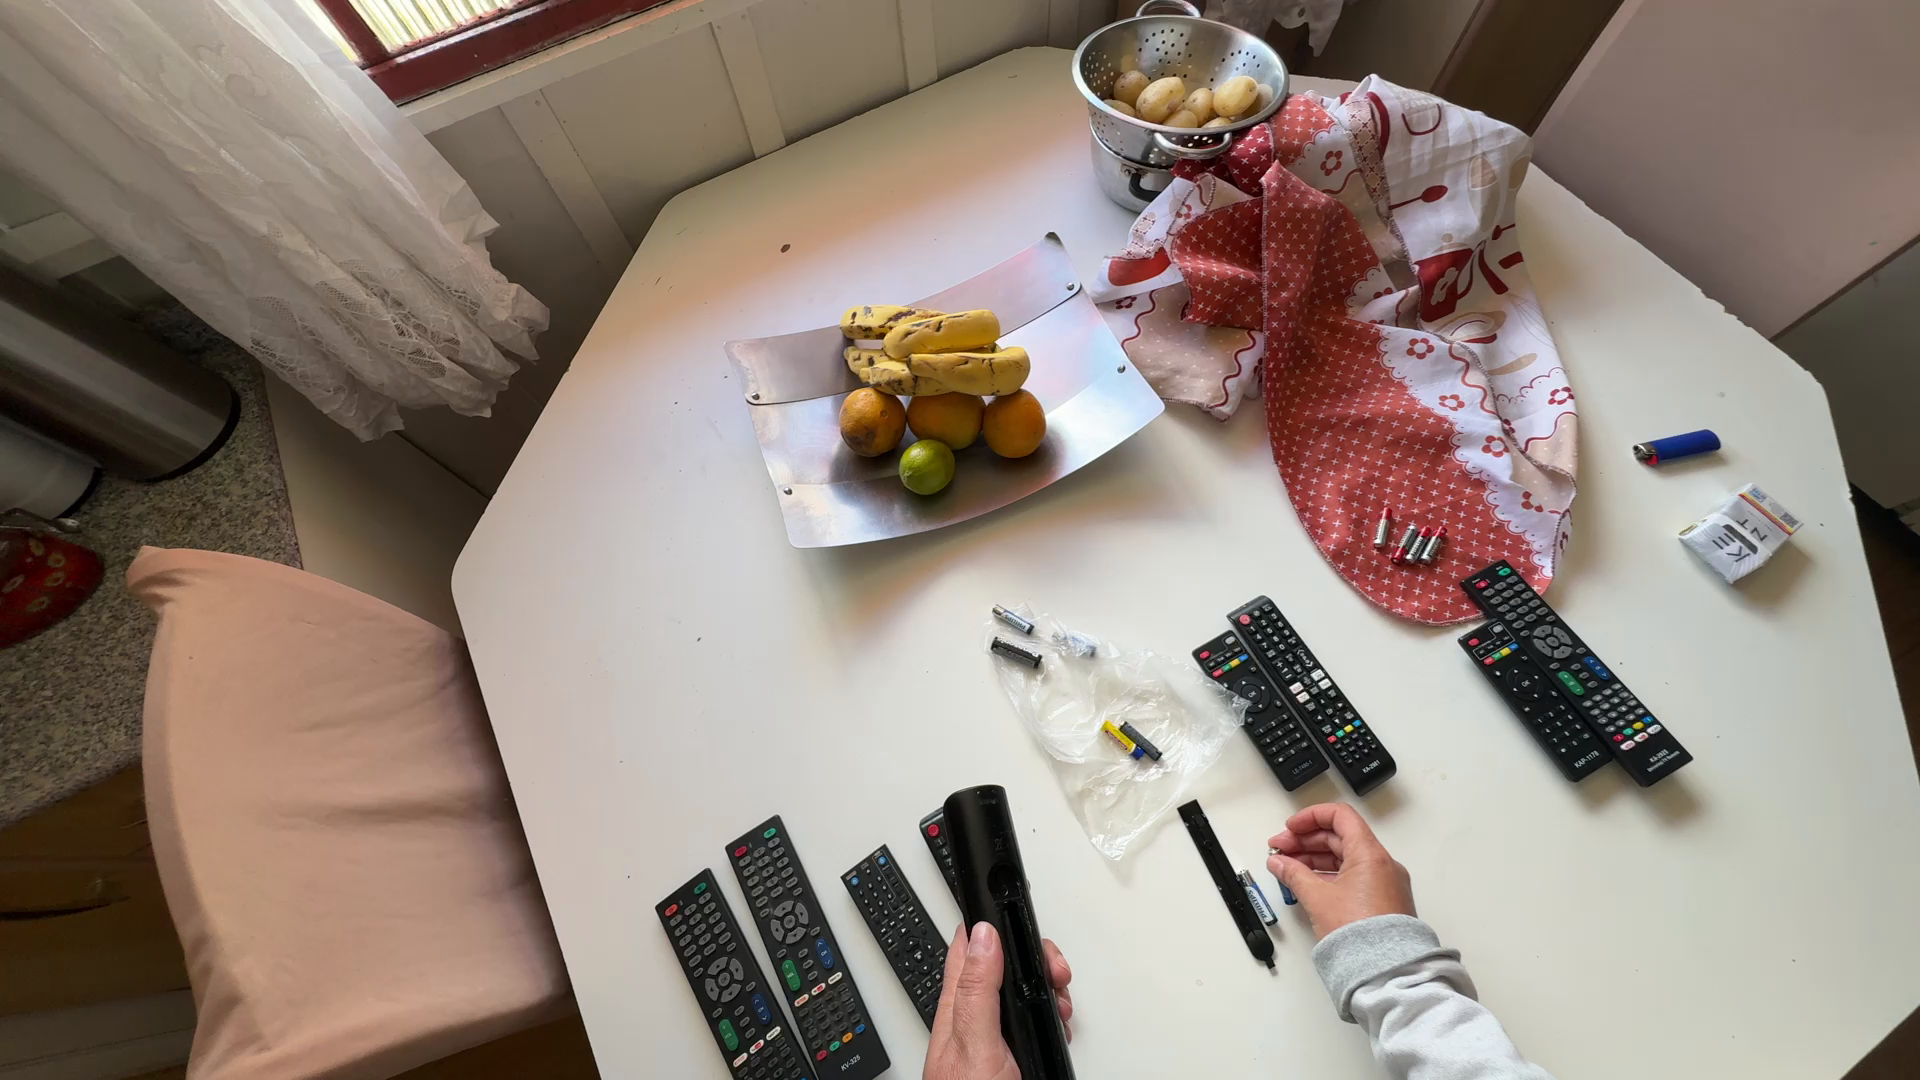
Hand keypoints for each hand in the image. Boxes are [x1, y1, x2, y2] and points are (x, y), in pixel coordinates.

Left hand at [922, 922, 1072, 1079]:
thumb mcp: (974, 1043)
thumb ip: (977, 990)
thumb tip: (983, 933)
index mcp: (958, 1004)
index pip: (970, 942)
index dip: (993, 923)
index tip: (1023, 919)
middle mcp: (973, 1014)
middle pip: (1003, 961)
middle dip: (1034, 957)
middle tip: (1055, 972)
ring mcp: (994, 1032)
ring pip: (1022, 987)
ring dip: (1047, 985)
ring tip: (1061, 999)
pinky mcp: (1013, 1050)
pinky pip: (1033, 1014)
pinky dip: (1050, 1011)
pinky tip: (1058, 1020)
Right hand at [1267, 802, 1414, 939]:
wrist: (1389, 976)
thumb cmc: (1358, 932)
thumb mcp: (1317, 897)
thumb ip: (1293, 873)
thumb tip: (1277, 862)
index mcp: (1370, 854)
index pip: (1339, 816)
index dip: (1310, 817)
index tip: (1289, 829)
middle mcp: (1382, 865)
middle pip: (1338, 837)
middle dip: (1305, 841)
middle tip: (1278, 851)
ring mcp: (1384, 884)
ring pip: (1343, 858)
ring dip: (1313, 858)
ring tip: (1287, 868)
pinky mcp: (1382, 903)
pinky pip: (1352, 877)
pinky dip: (1327, 874)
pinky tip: (1306, 883)